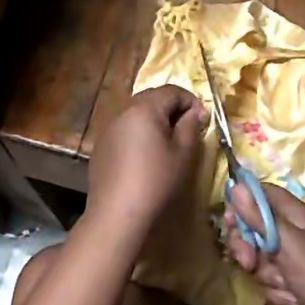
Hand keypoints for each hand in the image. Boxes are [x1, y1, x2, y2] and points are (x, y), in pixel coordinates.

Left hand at [86, 85, 207, 234]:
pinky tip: (144, 158)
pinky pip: (124, 130)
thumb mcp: (184, 152)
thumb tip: (197, 112)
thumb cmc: (157, 180)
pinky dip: (139, 135)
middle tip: (187, 130)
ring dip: (155, 122)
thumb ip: (192, 125)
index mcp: (144, 107)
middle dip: (172, 109)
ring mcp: (108, 128)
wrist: (118, 214)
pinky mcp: (101, 146)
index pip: (172, 91)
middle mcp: (122, 111)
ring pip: (136, 114)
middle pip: (152, 99)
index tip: (203, 121)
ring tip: (167, 144)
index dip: (191, 101)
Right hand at [226, 183, 304, 304]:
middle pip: (255, 226)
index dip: (243, 202)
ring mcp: (293, 261)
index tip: (228, 220)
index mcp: (298, 216)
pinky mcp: (293, 286)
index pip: (263, 194)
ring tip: (277, 283)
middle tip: (246, 260)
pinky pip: (269, 280)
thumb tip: (235, 184)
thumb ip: (261, 218)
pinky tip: (289, 299)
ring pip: (259, 256)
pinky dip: (274, 289)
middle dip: (245, 242)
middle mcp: (294, 234)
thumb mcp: (291, 246)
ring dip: (261, 270)